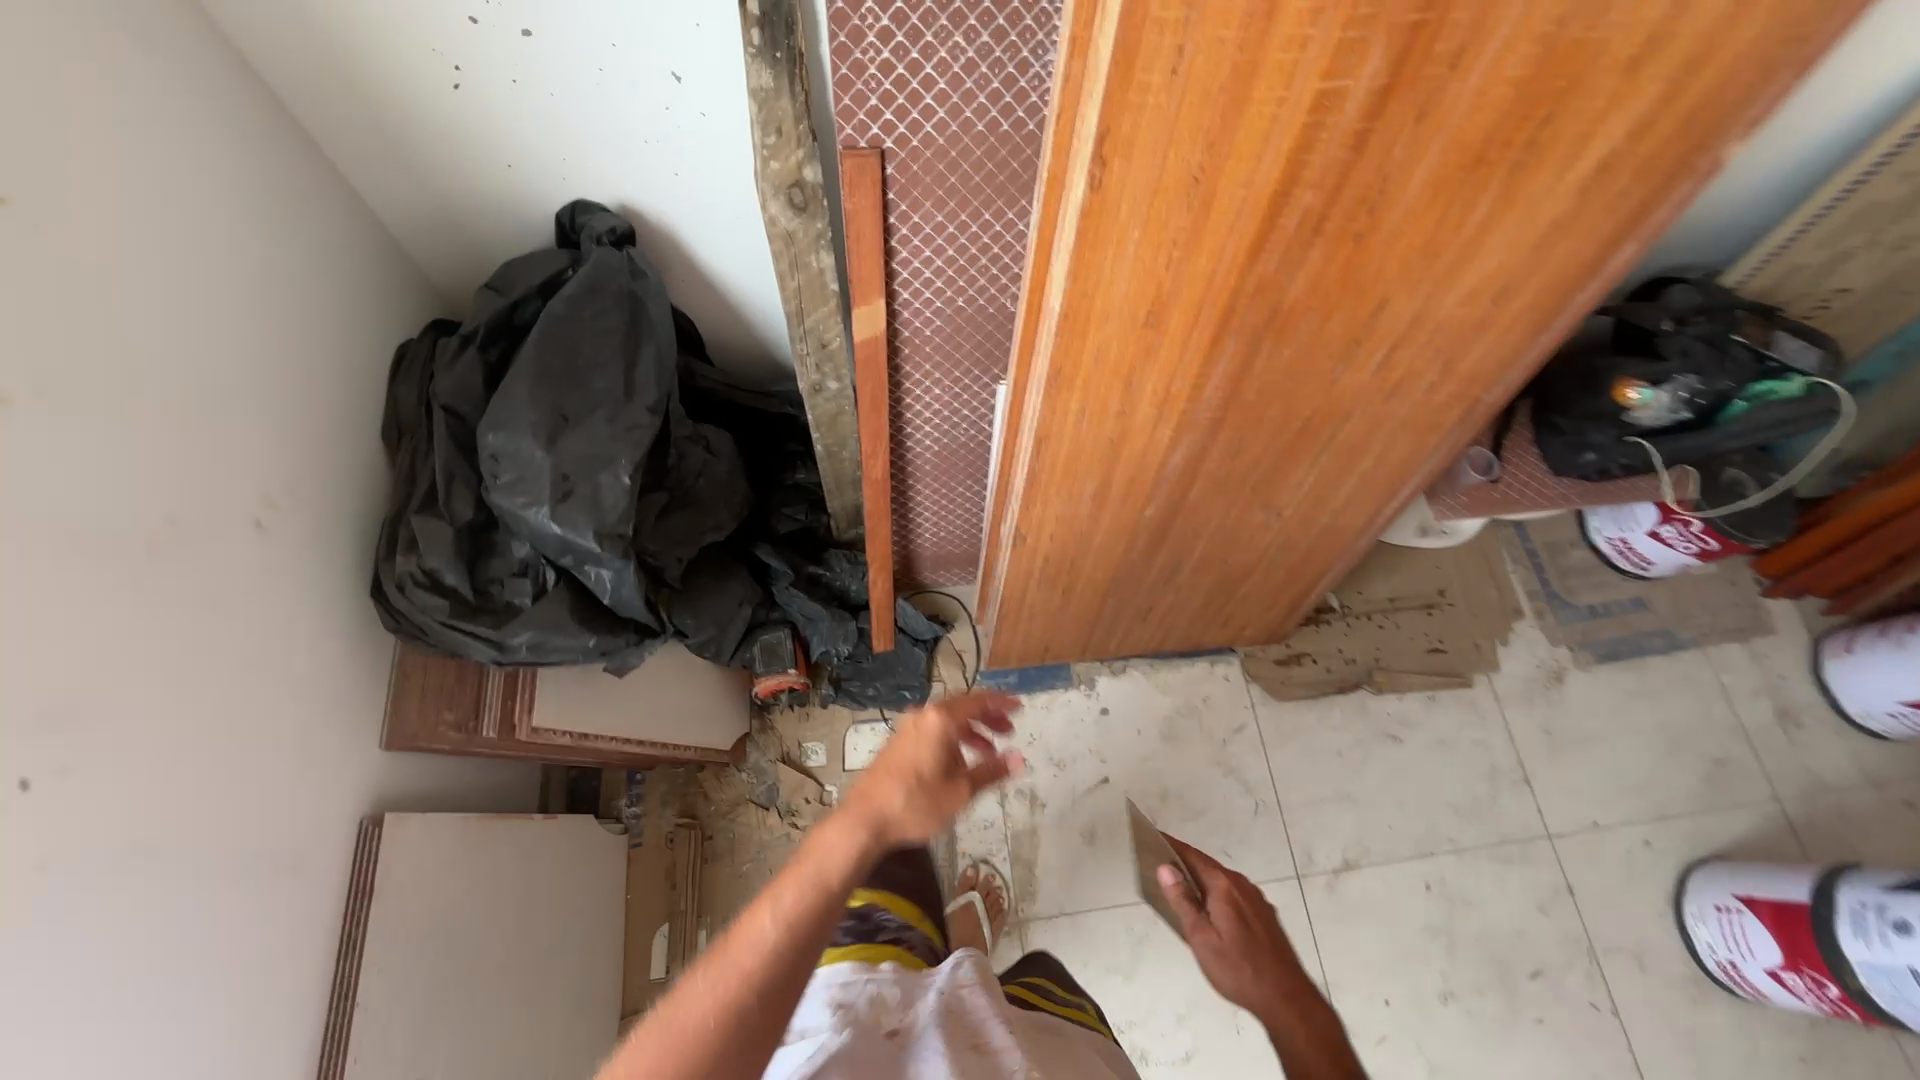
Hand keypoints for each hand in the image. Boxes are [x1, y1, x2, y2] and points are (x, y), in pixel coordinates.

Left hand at [839, 690, 1024, 849]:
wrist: (864, 819)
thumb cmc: (916, 803)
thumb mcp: (961, 790)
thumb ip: (991, 771)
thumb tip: (1020, 759)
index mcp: (940, 719)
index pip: (978, 701)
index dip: (1001, 703)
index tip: (1020, 707)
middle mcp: (923, 716)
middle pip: (961, 708)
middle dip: (987, 718)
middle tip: (1008, 732)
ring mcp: (907, 729)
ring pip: (946, 721)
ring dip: (970, 732)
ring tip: (987, 754)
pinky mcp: (898, 744)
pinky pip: (932, 732)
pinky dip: (951, 740)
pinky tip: (958, 764)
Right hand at [1158, 835, 1314, 1023]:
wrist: (1286, 999)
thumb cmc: (1237, 969)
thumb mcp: (1201, 938)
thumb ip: (1183, 901)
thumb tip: (1165, 868)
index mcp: (1224, 886)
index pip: (1192, 856)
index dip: (1171, 845)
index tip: (1152, 836)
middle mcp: (1242, 885)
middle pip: (1208, 866)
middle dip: (1184, 863)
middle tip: (1160, 865)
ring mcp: (1257, 900)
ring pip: (1222, 881)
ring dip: (1201, 880)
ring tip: (1180, 888)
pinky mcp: (1265, 916)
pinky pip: (1234, 894)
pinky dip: (1217, 893)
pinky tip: (1210, 910)